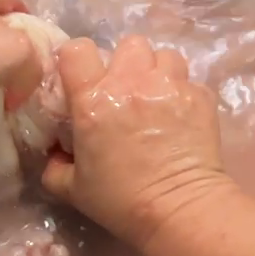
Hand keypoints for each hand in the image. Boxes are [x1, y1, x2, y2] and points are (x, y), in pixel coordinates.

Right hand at [41, 36, 235, 244]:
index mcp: (93, 100)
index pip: (76, 50)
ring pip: (162, 55)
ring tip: (153, 97)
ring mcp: (170, 86)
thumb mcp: (70, 188)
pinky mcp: (200, 96)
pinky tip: (176, 117)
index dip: (75, 61)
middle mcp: (131, 83)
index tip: (79, 80)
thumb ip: (54, 166)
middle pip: (126, 44)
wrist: (178, 210)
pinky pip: (187, 80)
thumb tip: (56, 154)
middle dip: (122, 64)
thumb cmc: (119, 200)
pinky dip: (179, 93)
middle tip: (121, 92)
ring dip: (154, 71)